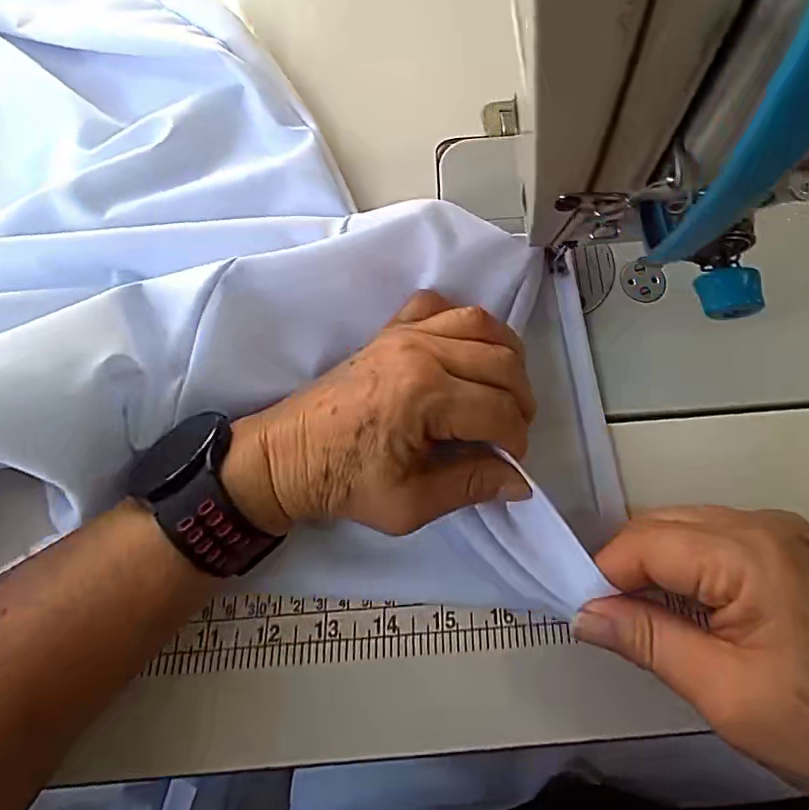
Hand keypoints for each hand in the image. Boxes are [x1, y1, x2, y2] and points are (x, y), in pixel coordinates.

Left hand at [221, 290, 536, 536]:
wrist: (289, 454)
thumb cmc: (343, 481)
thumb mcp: (410, 504)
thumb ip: (470, 487)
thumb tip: (518, 481)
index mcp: (426, 395)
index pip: (501, 412)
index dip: (515, 441)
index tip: (507, 461)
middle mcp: (420, 352)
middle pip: (501, 363)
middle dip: (520, 401)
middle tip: (509, 431)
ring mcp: (402, 333)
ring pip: (479, 323)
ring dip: (504, 355)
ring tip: (502, 390)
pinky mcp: (388, 330)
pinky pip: (435, 305)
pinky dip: (459, 320)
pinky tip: (463, 350)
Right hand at [570, 507, 808, 809]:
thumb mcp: (723, 694)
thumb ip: (646, 641)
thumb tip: (583, 614)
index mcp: (752, 555)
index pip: (646, 543)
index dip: (605, 574)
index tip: (584, 610)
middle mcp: (763, 526)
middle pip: (659, 526)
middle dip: (625, 567)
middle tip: (606, 617)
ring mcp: (777, 532)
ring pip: (679, 528)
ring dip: (651, 565)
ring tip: (641, 616)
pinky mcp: (783, 546)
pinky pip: (706, 538)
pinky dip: (680, 565)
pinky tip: (680, 604)